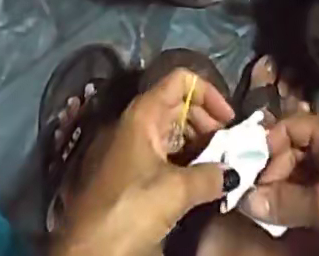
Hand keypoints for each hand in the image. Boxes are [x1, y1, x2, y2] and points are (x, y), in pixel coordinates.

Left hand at [51, 68, 238, 255]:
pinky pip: (162, 152)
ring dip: (197, 142)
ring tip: (218, 164)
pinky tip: (199, 180)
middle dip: (207, 120)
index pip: (181, 80)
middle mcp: (135, 122)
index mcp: (143, 113)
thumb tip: (234, 171)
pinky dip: (183, 159)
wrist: (84, 255)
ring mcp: (129, 147)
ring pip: (171, 129)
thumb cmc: (128, 211)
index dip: (209, 93)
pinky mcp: (127, 172)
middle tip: (228, 146)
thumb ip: (210, 176)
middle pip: (178, 103)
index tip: (229, 120)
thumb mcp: (175, 192)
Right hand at [244, 115, 318, 255]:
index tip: (242, 176)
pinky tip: (280, 221)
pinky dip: (294, 204)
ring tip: (260, 213)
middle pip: (291, 149)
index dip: (264, 148)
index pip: (287, 126)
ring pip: (299, 173)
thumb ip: (284, 199)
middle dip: (269, 173)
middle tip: (248, 201)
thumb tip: (243, 198)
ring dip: (279, 191)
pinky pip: (311, 191)